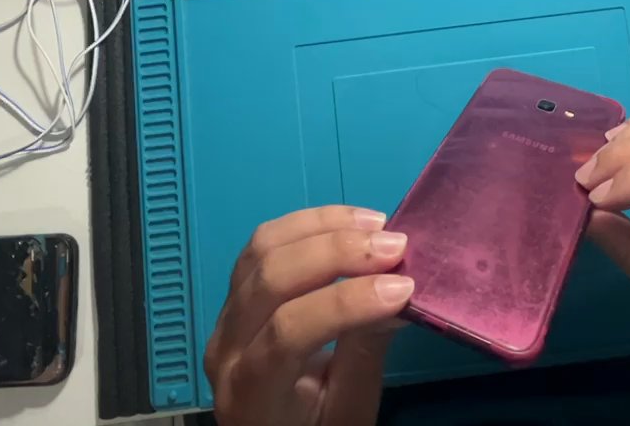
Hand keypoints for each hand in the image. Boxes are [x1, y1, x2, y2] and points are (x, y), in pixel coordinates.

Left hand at [204, 205, 414, 425]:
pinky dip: (309, 222)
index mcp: (248, 394)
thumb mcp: (347, 413)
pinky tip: (348, 222)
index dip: (347, 301)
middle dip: (339, 252)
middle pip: (272, 278)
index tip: (404, 288)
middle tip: (395, 246)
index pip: (288, 332)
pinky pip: (265, 241)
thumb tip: (400, 292)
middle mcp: (225, 347)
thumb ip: (365, 352)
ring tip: (376, 224)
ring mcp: (225, 313)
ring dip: (324, 225)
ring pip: (264, 246)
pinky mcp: (236, 289)